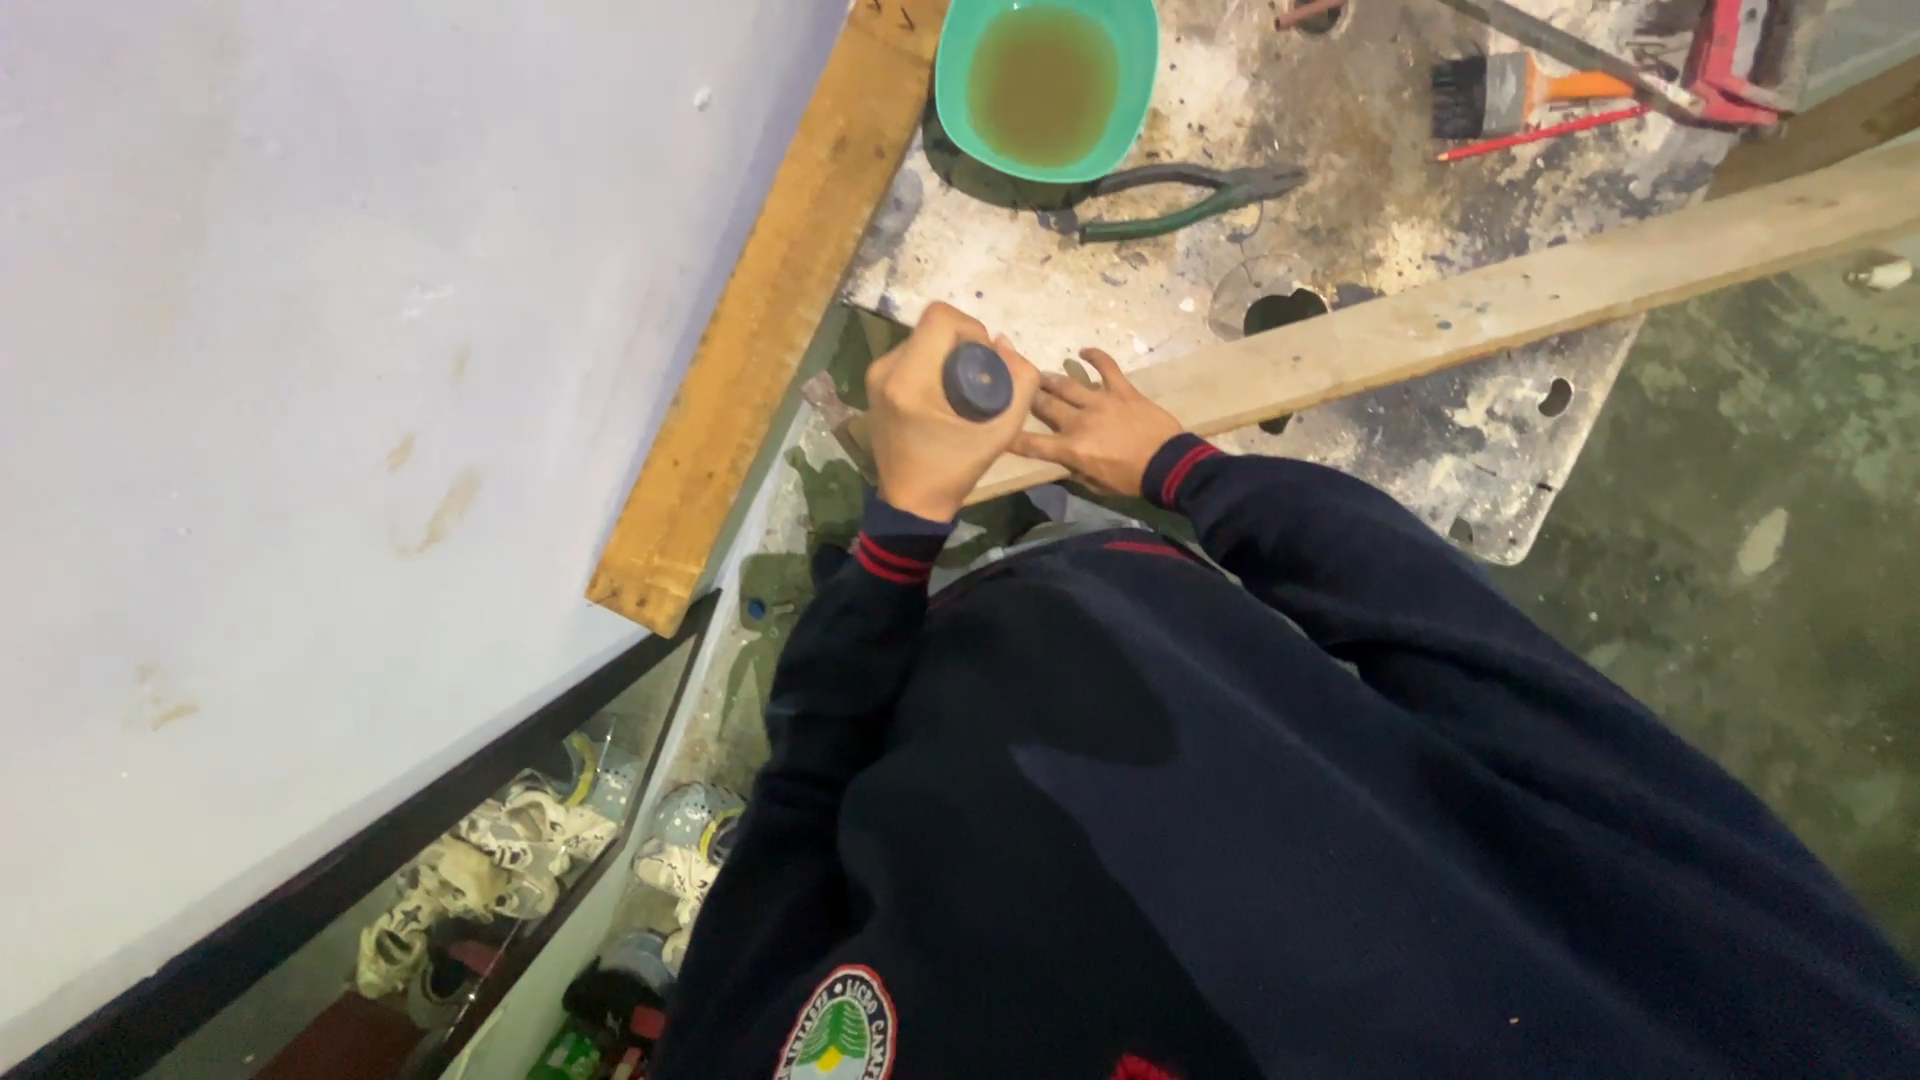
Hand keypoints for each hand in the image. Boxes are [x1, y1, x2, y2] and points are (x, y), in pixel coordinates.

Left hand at [866, 302, 1041, 521]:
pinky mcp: (874, 383)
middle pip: (931, 327)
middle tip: (978, 377)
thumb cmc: (955, 470)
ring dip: (947, 353)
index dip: (972, 329)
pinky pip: (911, 354)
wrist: (911, 501)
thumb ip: (1020, 382)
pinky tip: (943, 394)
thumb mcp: (1002, 431)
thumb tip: (1004, 343)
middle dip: (962, 343)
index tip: (985, 361)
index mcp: (909, 380)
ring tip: (961, 388)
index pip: (940, 317)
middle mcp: (885, 370)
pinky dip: (932, 364)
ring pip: (921, 339)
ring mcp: (875, 375)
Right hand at [1012, 348, 1184, 497]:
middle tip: (1018, 391)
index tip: (999, 432)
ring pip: (1067, 384)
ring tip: (1039, 375)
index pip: (1032, 444)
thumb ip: (1076, 471)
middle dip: (1028, 398)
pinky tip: (1083, 350)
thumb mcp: (1097, 485)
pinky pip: (1106, 366)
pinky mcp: (1122, 390)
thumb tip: (1064, 462)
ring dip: (1050, 379)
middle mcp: (1079, 421)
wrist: (1169, 465)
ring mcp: (1100, 402)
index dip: (1012, 438)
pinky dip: (1094, 356)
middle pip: (1045, 406)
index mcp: (1072, 449)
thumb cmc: (1132, 480)